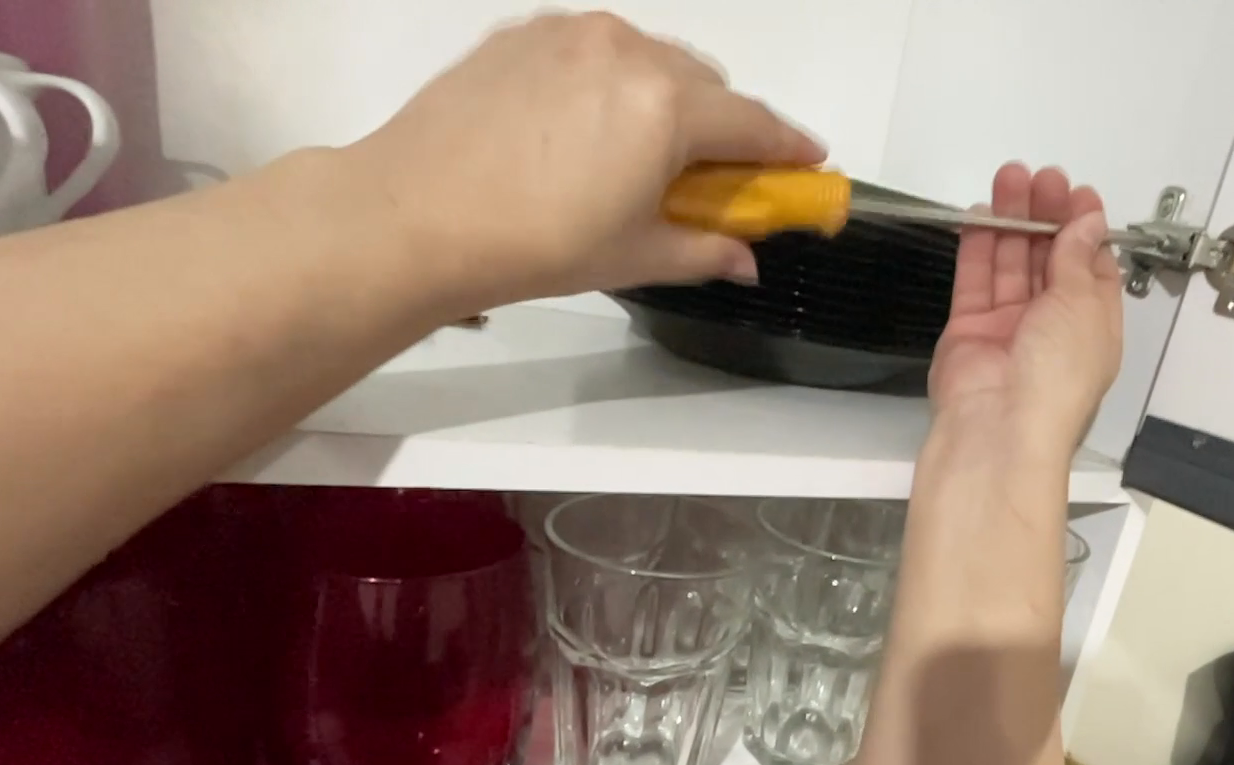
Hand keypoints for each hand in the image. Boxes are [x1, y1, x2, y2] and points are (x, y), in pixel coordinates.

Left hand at [340, 13, 822, 310]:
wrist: (422, 213)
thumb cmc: (544, 245)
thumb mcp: (638, 257)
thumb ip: (706, 251)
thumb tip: (747, 262)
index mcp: (667, 108)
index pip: (752, 123)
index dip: (789, 147)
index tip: (811, 163)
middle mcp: (629, 51)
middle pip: (707, 84)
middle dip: (726, 127)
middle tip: (715, 176)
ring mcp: (574, 33)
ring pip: (655, 59)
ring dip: (673, 100)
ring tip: (647, 152)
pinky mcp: (528, 32)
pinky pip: (600, 49)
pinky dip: (619, 81)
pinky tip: (595, 126)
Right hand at [929, 164, 1123, 460]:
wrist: (999, 426)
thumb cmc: (1056, 374)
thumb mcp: (1081, 306)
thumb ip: (1076, 258)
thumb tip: (1085, 223)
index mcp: (1091, 327)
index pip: (1090, 269)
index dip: (1085, 230)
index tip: (1078, 194)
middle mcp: (1050, 327)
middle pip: (1049, 260)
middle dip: (1047, 216)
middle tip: (1040, 178)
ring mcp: (1007, 328)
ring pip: (1011, 265)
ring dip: (1012, 222)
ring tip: (1010, 179)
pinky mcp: (969, 330)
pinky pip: (974, 282)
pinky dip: (977, 247)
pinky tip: (980, 214)